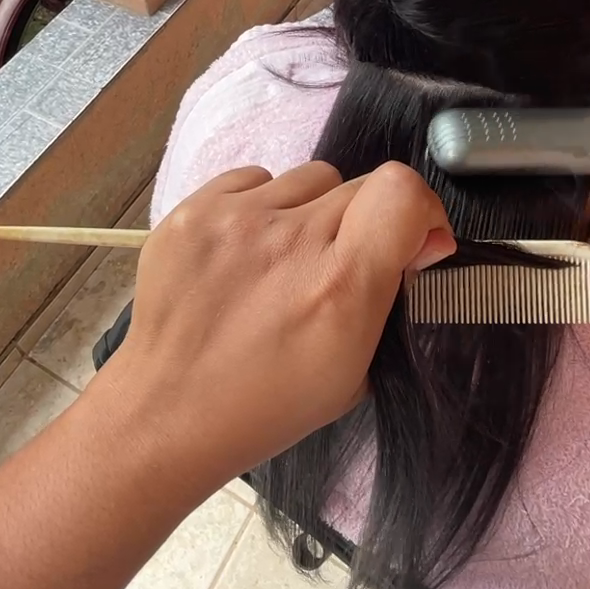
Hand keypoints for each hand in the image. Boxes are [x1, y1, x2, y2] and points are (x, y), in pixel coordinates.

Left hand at [97, 162, 454, 479]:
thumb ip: (393, 295)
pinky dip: (261, 206)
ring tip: (282, 259)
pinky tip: (244, 251)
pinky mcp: (192, 209)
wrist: (167, 411)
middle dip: (362, 222)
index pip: (401, 190)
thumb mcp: (354, 371)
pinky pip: (254, 179)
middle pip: (357, 185)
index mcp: (338, 286)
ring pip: (307, 177)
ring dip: (310, 211)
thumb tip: (422, 237)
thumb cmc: (267, 404)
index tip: (412, 237)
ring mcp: (234, 218)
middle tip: (334, 265)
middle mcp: (288, 239)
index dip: (419, 208)